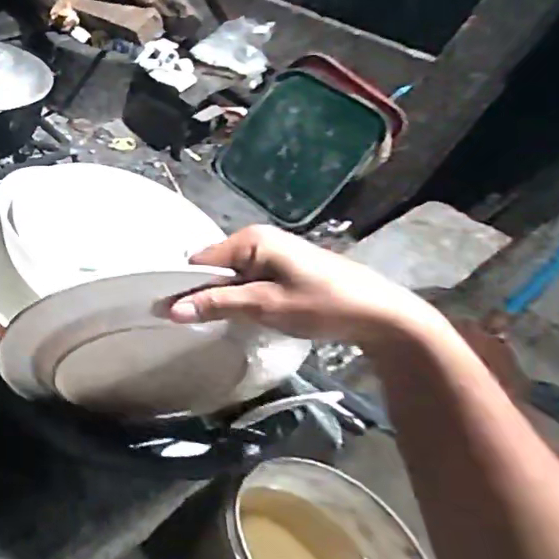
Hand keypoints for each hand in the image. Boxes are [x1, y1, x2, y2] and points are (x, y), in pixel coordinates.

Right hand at [170, 225, 444, 346]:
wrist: (387, 318)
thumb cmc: (324, 306)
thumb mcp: (266, 307)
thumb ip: (217, 305)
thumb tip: (172, 310)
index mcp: (250, 239)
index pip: (200, 261)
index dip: (189, 287)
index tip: (184, 314)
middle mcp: (258, 238)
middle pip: (215, 266)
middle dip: (212, 292)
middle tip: (215, 320)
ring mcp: (274, 250)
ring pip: (233, 274)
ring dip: (231, 296)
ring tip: (240, 318)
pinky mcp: (286, 266)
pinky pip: (250, 277)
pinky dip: (247, 295)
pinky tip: (258, 313)